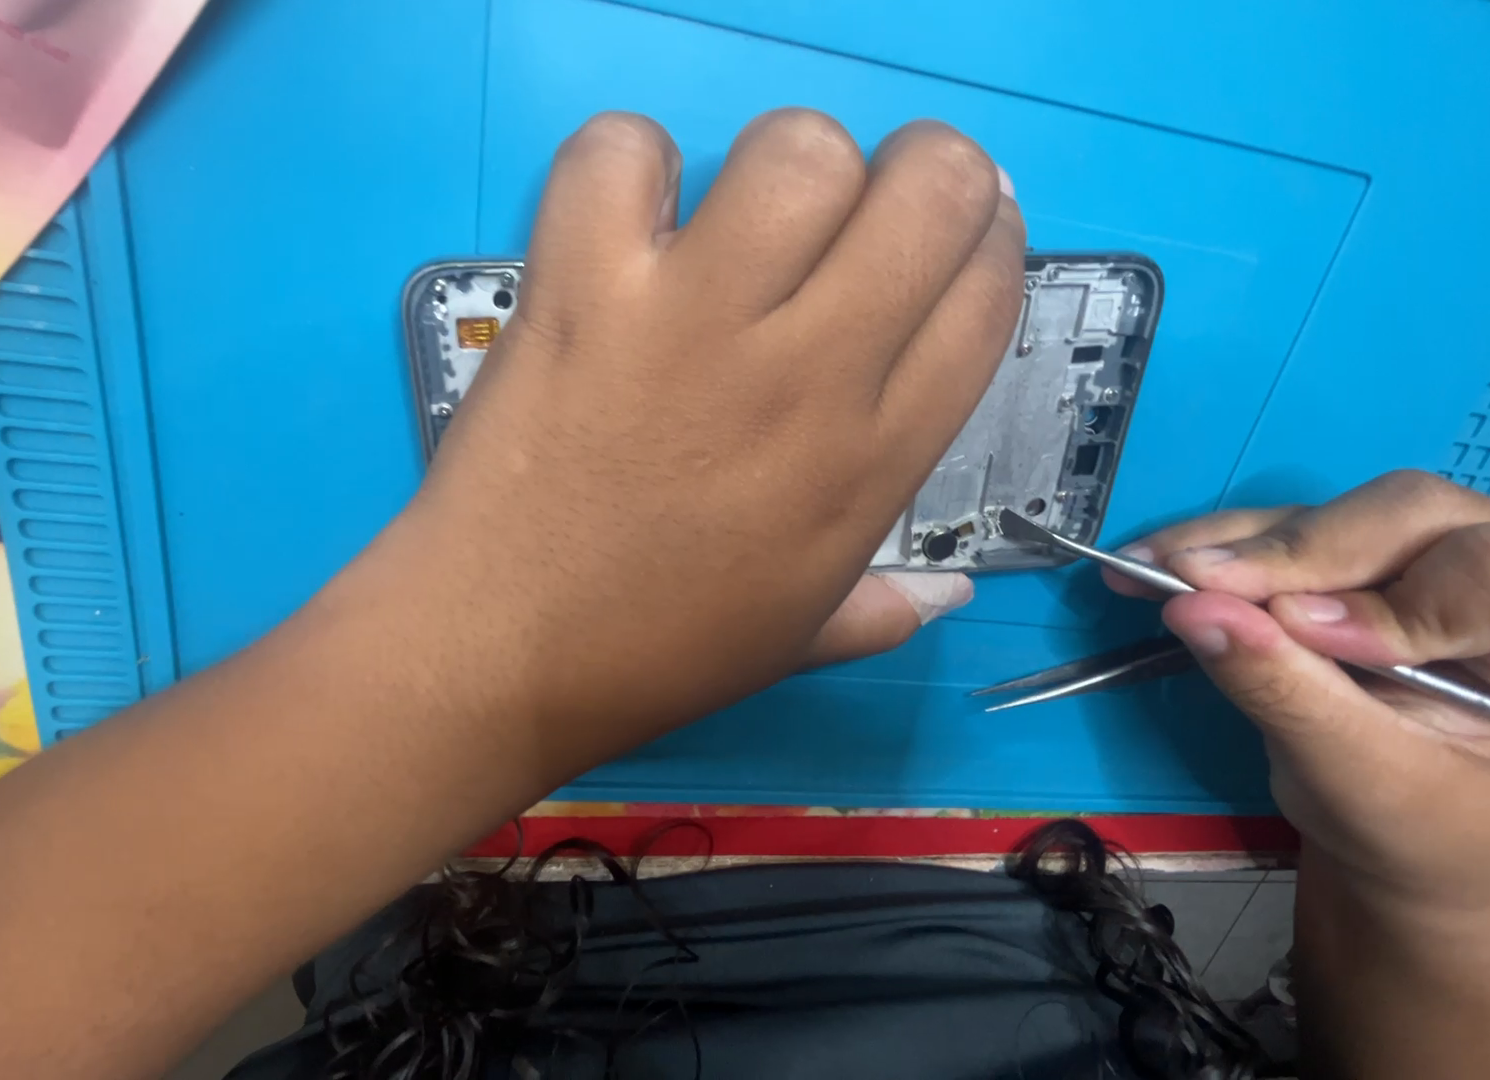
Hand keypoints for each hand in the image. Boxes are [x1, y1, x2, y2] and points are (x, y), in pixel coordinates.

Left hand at [362, 109, 1023, 767]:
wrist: (502, 653)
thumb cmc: (656, 651)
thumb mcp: (796, 640)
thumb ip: (885, 609)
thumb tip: (956, 593)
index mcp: (872, 459)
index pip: (986, 294)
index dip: (987, 239)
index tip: (950, 239)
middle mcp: (806, 374)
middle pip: (930, 188)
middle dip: (920, 173)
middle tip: (861, 212)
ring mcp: (691, 324)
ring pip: (797, 152)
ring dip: (787, 166)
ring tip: (744, 221)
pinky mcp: (582, 293)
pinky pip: (621, 155)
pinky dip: (626, 166)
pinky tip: (626, 226)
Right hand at [1109, 471, 1489, 910]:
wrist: (1406, 843)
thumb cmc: (1415, 834)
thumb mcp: (1356, 778)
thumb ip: (1282, 689)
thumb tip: (1190, 608)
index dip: (1390, 596)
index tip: (1292, 632)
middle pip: (1413, 516)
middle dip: (1292, 551)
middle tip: (1188, 578)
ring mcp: (1450, 564)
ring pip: (1341, 513)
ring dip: (1235, 542)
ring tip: (1147, 567)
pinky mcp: (1378, 562)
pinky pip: (1296, 531)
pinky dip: (1219, 548)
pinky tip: (1155, 564)